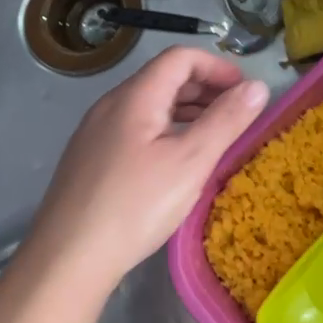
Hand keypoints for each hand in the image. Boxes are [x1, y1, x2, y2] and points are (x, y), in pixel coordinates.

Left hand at [20, 45, 268, 298]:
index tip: (244, 91)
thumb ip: (227, 119)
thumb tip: (258, 85)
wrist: (64, 264)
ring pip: (149, 105)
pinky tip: (176, 163)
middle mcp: (110, 106)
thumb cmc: (134, 206)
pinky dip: (165, 130)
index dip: (217, 66)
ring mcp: (95, 134)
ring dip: (187, 110)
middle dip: (205, 88)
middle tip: (236, 113)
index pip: (180, 58)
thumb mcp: (191, 161)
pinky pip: (135, 129)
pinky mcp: (88, 161)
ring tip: (214, 136)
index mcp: (134, 97)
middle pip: (164, 78)